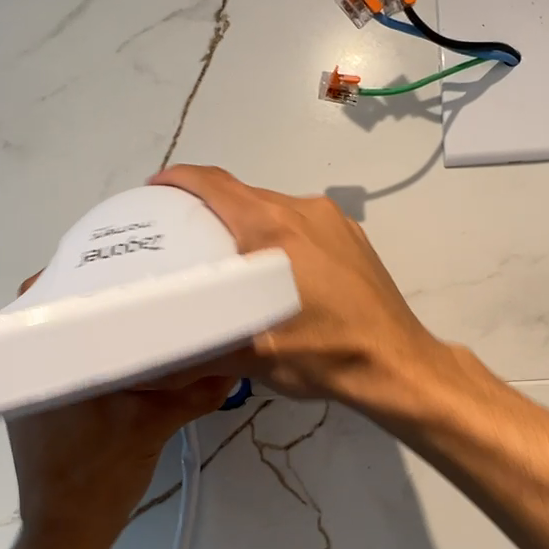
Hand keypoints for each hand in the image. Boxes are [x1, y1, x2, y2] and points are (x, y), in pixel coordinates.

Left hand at [5, 272, 234, 548]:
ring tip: (137, 309)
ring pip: (61, 337)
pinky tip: (126, 352)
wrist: (70, 531)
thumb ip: (195, 390)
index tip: (124, 258)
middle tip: (139, 280)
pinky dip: (92, 353)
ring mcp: (29, 387)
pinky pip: (64, 362)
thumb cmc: (101, 476)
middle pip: (56, 308)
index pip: (51, 290)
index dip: (88, 269)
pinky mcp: (37, 406)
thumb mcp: (154, 425)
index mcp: (45, 359)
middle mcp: (26, 365)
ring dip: (94, 324)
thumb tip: (234, 360)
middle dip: (96, 293)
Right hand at [151, 164, 443, 407]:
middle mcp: (302, 210)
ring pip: (276, 209)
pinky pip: (303, 224)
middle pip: (243, 195)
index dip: (179, 180)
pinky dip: (280, 236)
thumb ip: (199, 353)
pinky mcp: (352, 237)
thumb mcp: (253, 358)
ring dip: (248, 224)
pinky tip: (276, 270)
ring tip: (228, 258)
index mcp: (272, 227)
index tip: (154, 191)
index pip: (214, 184)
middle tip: (183, 237)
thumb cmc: (323, 355)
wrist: (396, 364)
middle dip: (209, 209)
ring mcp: (333, 221)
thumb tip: (153, 368)